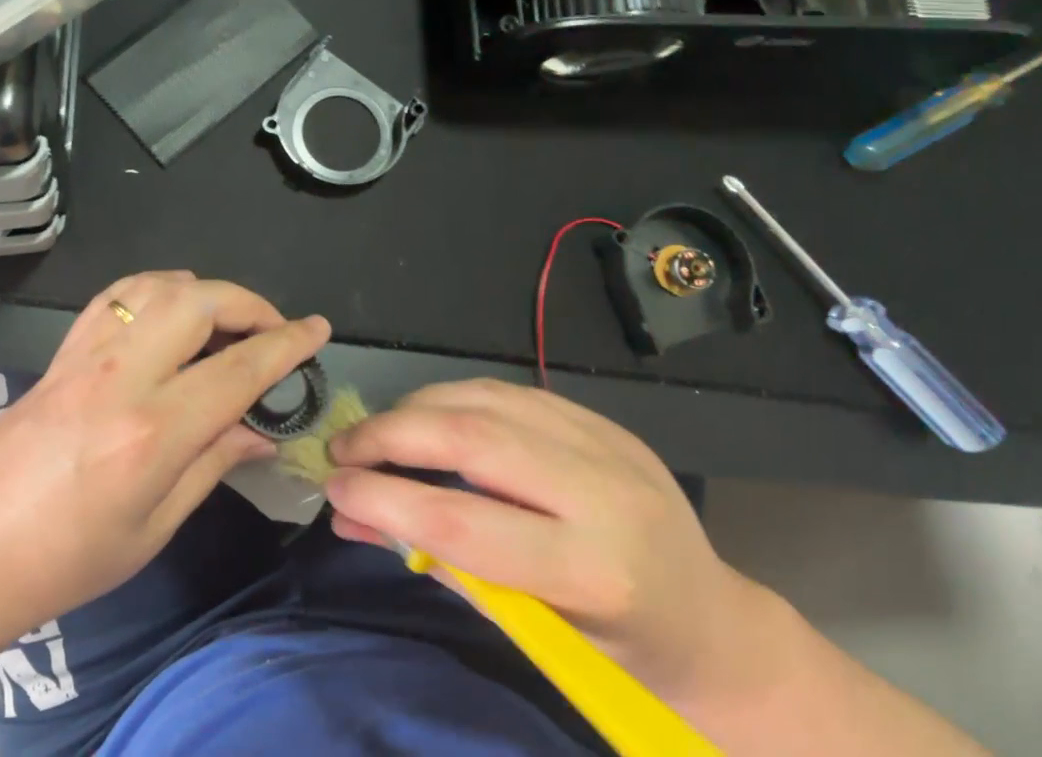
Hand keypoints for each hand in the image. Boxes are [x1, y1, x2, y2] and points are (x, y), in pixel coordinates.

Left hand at [0, 272, 330, 644]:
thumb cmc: (67, 561)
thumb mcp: (154, 527)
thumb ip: (213, 465)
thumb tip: (262, 430)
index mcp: (152, 432)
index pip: (237, 369)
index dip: (287, 345)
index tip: (317, 331)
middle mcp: (119, 378)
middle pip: (196, 303)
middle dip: (248, 303)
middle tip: (273, 330)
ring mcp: (81, 360)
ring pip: (152, 288)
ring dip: (200, 290)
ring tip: (224, 320)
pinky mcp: (57, 357)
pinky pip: (110, 300)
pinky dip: (150, 292)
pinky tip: (164, 314)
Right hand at [323, 380, 759, 700]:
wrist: (708, 623)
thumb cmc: (611, 649)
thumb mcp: (523, 625)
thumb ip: (435, 563)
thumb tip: (348, 519)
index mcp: (591, 570)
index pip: (462, 521)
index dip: (383, 498)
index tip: (333, 490)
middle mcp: (604, 495)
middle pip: (472, 437)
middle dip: (389, 435)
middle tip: (342, 450)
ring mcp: (609, 447)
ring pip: (486, 399)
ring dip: (414, 409)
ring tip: (376, 434)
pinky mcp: (604, 422)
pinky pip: (509, 391)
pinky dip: (452, 400)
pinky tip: (425, 420)